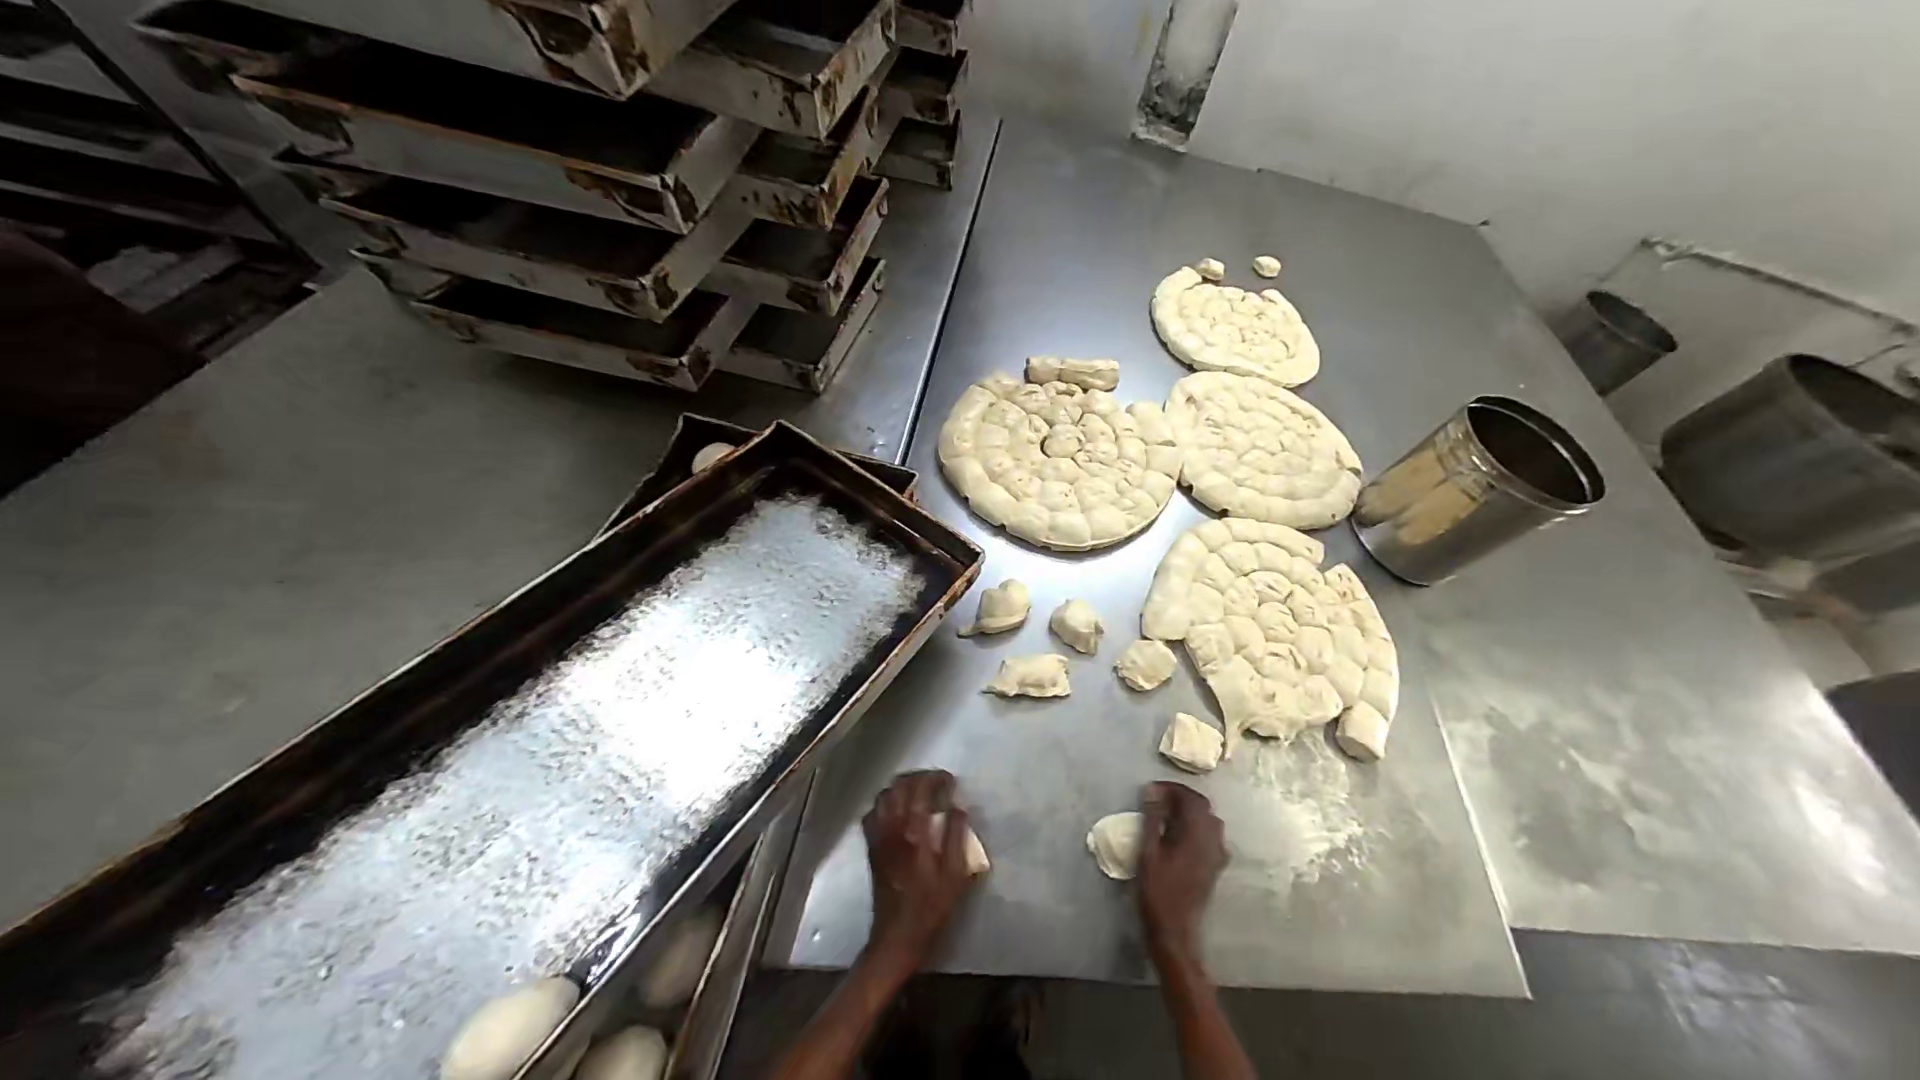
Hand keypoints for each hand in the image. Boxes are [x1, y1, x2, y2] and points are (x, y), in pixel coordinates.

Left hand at [862, 769, 977, 975]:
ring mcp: (878, 836)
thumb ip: (957, 838)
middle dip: (919, 777)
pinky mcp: (871, 846)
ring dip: (902, 786)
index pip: (922, 790)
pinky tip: (898, 809)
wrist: (897, 936)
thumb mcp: (955, 876)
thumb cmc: (931, 908)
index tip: (950, 781)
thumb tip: (958, 808)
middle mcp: (892, 829)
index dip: (937, 779)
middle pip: (900, 786)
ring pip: (884, 795)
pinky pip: (872, 812)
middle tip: (936, 781)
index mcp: (915, 833)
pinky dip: (885, 802)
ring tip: (919, 790)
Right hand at [1137, 781, 1227, 966]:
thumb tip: (1153, 790)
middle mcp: (1213, 841)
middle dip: (1181, 797)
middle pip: (1202, 807)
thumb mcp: (1148, 852)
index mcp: (1197, 834)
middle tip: (1156, 798)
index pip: (1191, 798)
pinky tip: (1177, 834)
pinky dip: (1195, 826)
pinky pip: (1210, 835)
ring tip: (1164, 813)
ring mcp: (1217, 854)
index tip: (1152, 788)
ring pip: (1208, 820)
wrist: (1176, 932)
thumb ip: (1152, 818)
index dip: (1172, 788)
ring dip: (1189, 811)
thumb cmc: (1157, 891)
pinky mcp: (1215, 866)